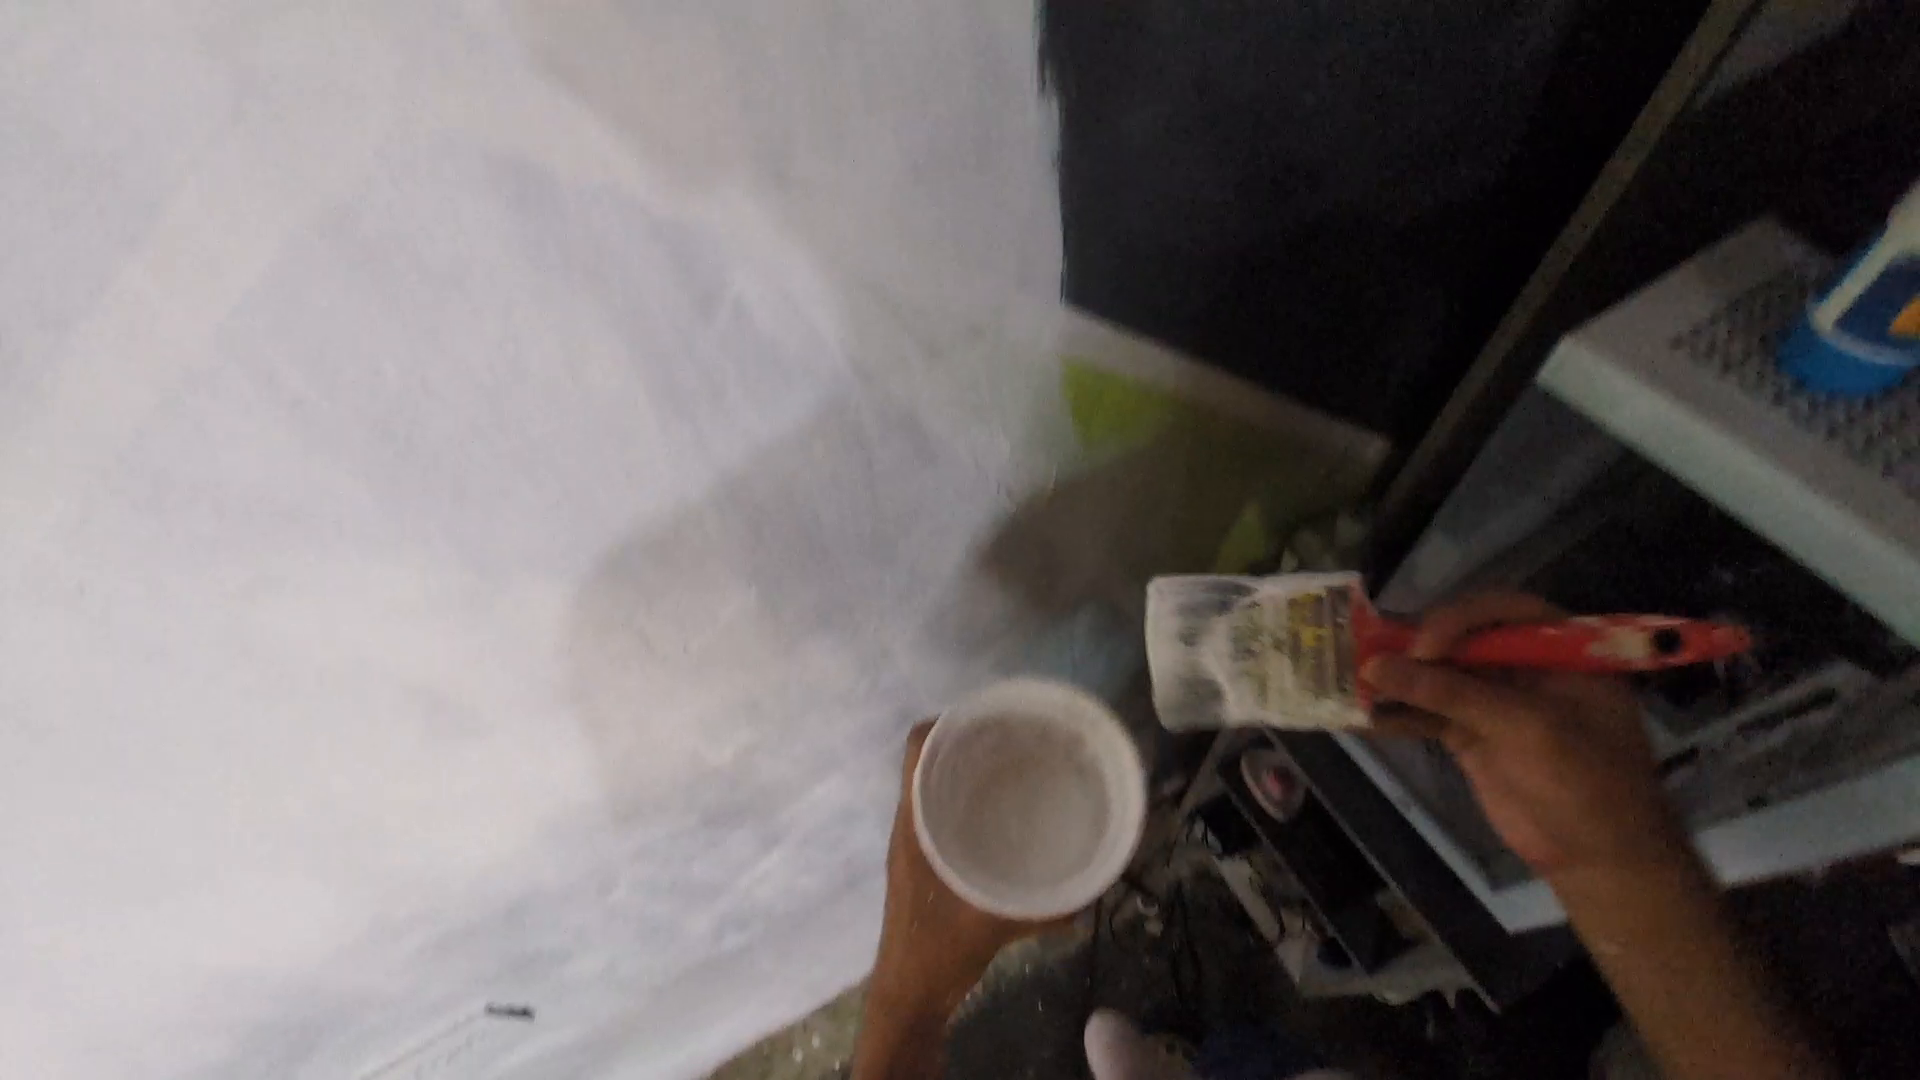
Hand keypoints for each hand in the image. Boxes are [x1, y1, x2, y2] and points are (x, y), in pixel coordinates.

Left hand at [868, 721, 1069, 1014]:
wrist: (907, 996)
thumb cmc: (936, 950)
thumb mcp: (992, 924)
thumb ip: (1045, 909)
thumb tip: (1092, 887)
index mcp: (913, 821)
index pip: (916, 747)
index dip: (948, 722)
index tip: (992, 718)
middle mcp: (912, 822)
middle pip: (933, 760)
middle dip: (971, 743)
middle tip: (1020, 739)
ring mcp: (917, 841)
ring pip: (940, 786)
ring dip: (972, 772)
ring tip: (1020, 768)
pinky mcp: (928, 861)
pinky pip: (947, 813)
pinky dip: (974, 804)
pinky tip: (1011, 819)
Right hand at [1362, 593, 1689, 877]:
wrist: (1601, 859)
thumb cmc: (1586, 780)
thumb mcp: (1524, 727)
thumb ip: (1449, 692)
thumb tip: (1373, 666)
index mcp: (1558, 651)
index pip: (1500, 610)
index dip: (1456, 619)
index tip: (1422, 647)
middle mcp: (1522, 667)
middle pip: (1456, 638)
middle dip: (1412, 649)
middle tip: (1373, 661)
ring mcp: (1492, 701)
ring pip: (1433, 675)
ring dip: (1394, 681)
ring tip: (1351, 684)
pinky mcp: (1467, 732)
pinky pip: (1423, 713)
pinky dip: (1393, 715)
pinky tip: (1360, 718)